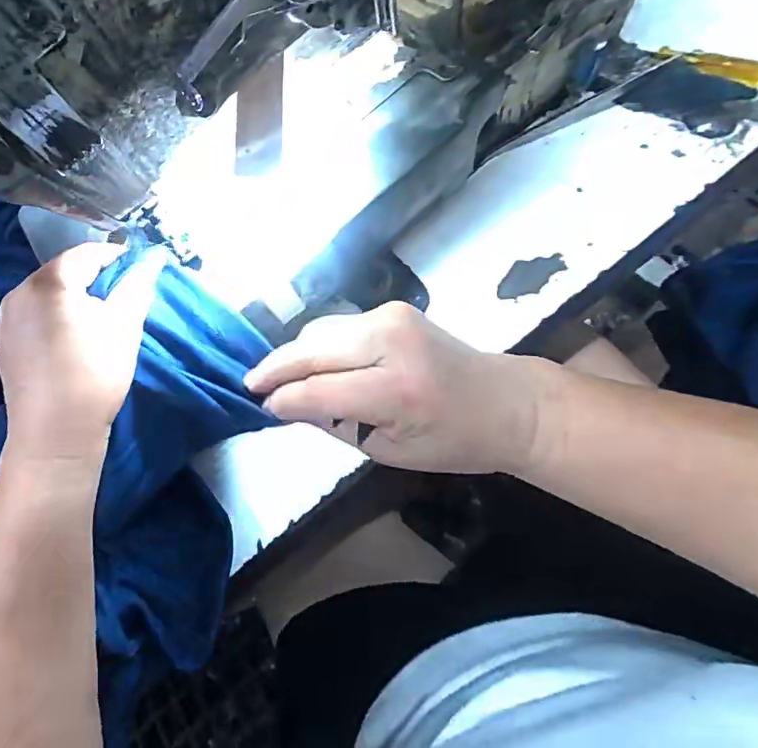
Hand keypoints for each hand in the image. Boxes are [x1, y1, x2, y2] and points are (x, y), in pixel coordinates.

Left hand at [0, 243, 164, 464]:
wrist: (53, 436)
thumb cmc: (94, 374)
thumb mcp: (124, 326)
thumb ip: (136, 287)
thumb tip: (149, 262)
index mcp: (48, 281)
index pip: (86, 254)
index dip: (115, 258)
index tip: (137, 269)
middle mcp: (19, 292)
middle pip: (63, 272)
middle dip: (93, 278)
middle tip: (121, 296)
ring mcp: (6, 319)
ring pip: (47, 294)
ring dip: (73, 298)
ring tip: (97, 320)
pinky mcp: (4, 343)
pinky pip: (34, 316)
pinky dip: (54, 317)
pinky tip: (70, 341)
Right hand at [244, 302, 549, 474]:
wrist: (507, 400)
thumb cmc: (454, 439)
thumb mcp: (391, 450)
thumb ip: (335, 423)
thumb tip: (289, 404)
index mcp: (398, 388)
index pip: (320, 390)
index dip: (285, 398)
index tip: (261, 406)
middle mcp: (390, 341)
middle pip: (311, 349)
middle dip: (276, 367)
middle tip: (250, 382)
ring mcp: (389, 317)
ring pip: (318, 331)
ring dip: (294, 353)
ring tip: (274, 374)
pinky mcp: (389, 308)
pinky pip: (336, 325)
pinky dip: (316, 343)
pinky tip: (308, 360)